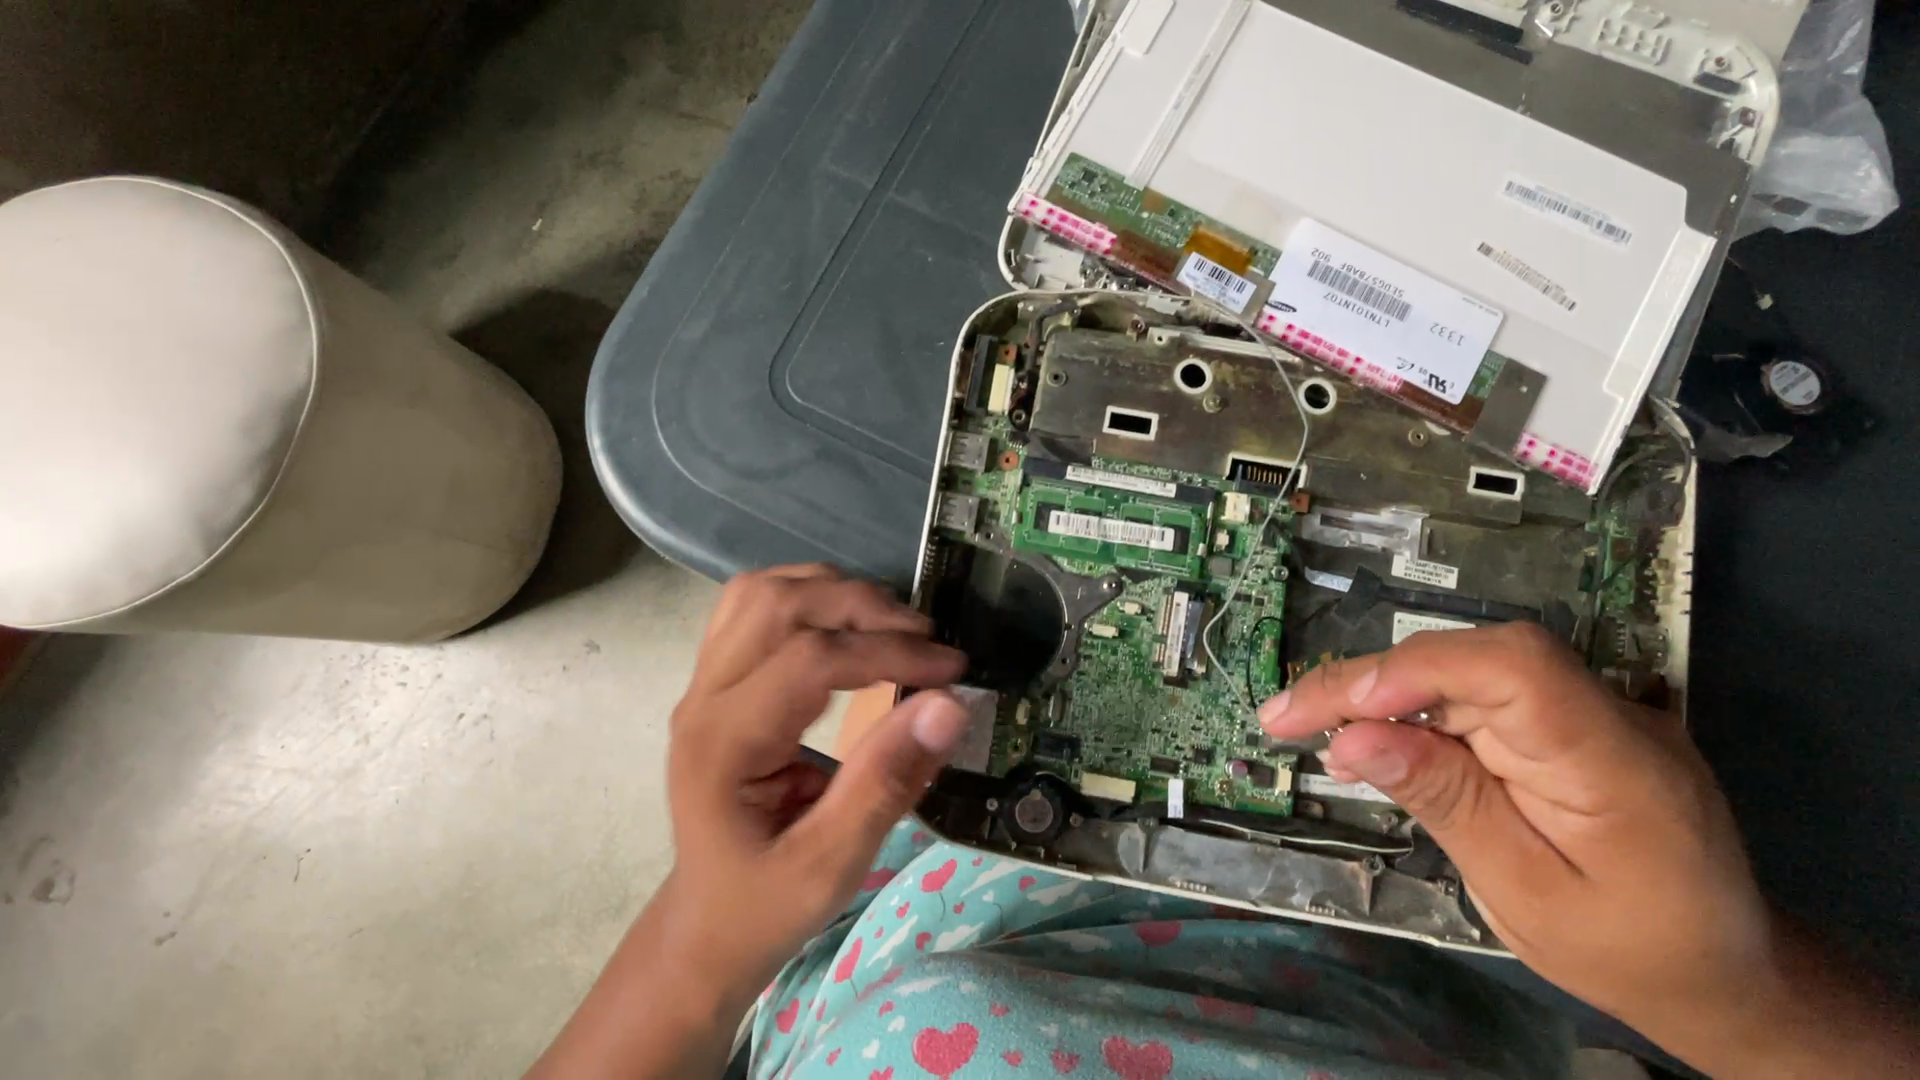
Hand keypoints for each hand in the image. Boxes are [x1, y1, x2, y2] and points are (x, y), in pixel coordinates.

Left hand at [663, 564, 968, 983]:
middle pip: (780, 605)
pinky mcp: (717, 677)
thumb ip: (887, 781)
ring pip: (764, 591)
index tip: (953, 669)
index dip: (888, 653)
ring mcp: (703, 681)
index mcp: (723, 743)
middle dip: (864, 608)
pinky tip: (848, 625)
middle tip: (927, 642)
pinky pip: (756, 606)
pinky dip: (810, 597)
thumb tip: (949, 704)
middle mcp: (703, 697)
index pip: (809, 660)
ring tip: (894, 629)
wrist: (708, 922)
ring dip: (836, 593)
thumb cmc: (766, 904)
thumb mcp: (833, 863)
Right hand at [1260, 624, 1777, 1065]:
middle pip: (1469, 659)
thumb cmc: (1627, 950)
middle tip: (1284, 717)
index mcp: (1612, 761)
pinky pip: (1470, 697)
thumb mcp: (1523, 891)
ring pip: (1457, 671)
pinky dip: (1407, 714)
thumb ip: (1445, 802)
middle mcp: (1601, 713)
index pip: (1512, 669)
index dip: (1414, 670)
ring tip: (1304, 726)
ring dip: (1375, 696)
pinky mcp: (1555, 722)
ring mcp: (1579, 710)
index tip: (1335, 711)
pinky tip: (1365, 741)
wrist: (1721, 969)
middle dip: (1367, 682)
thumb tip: (1351, 739)